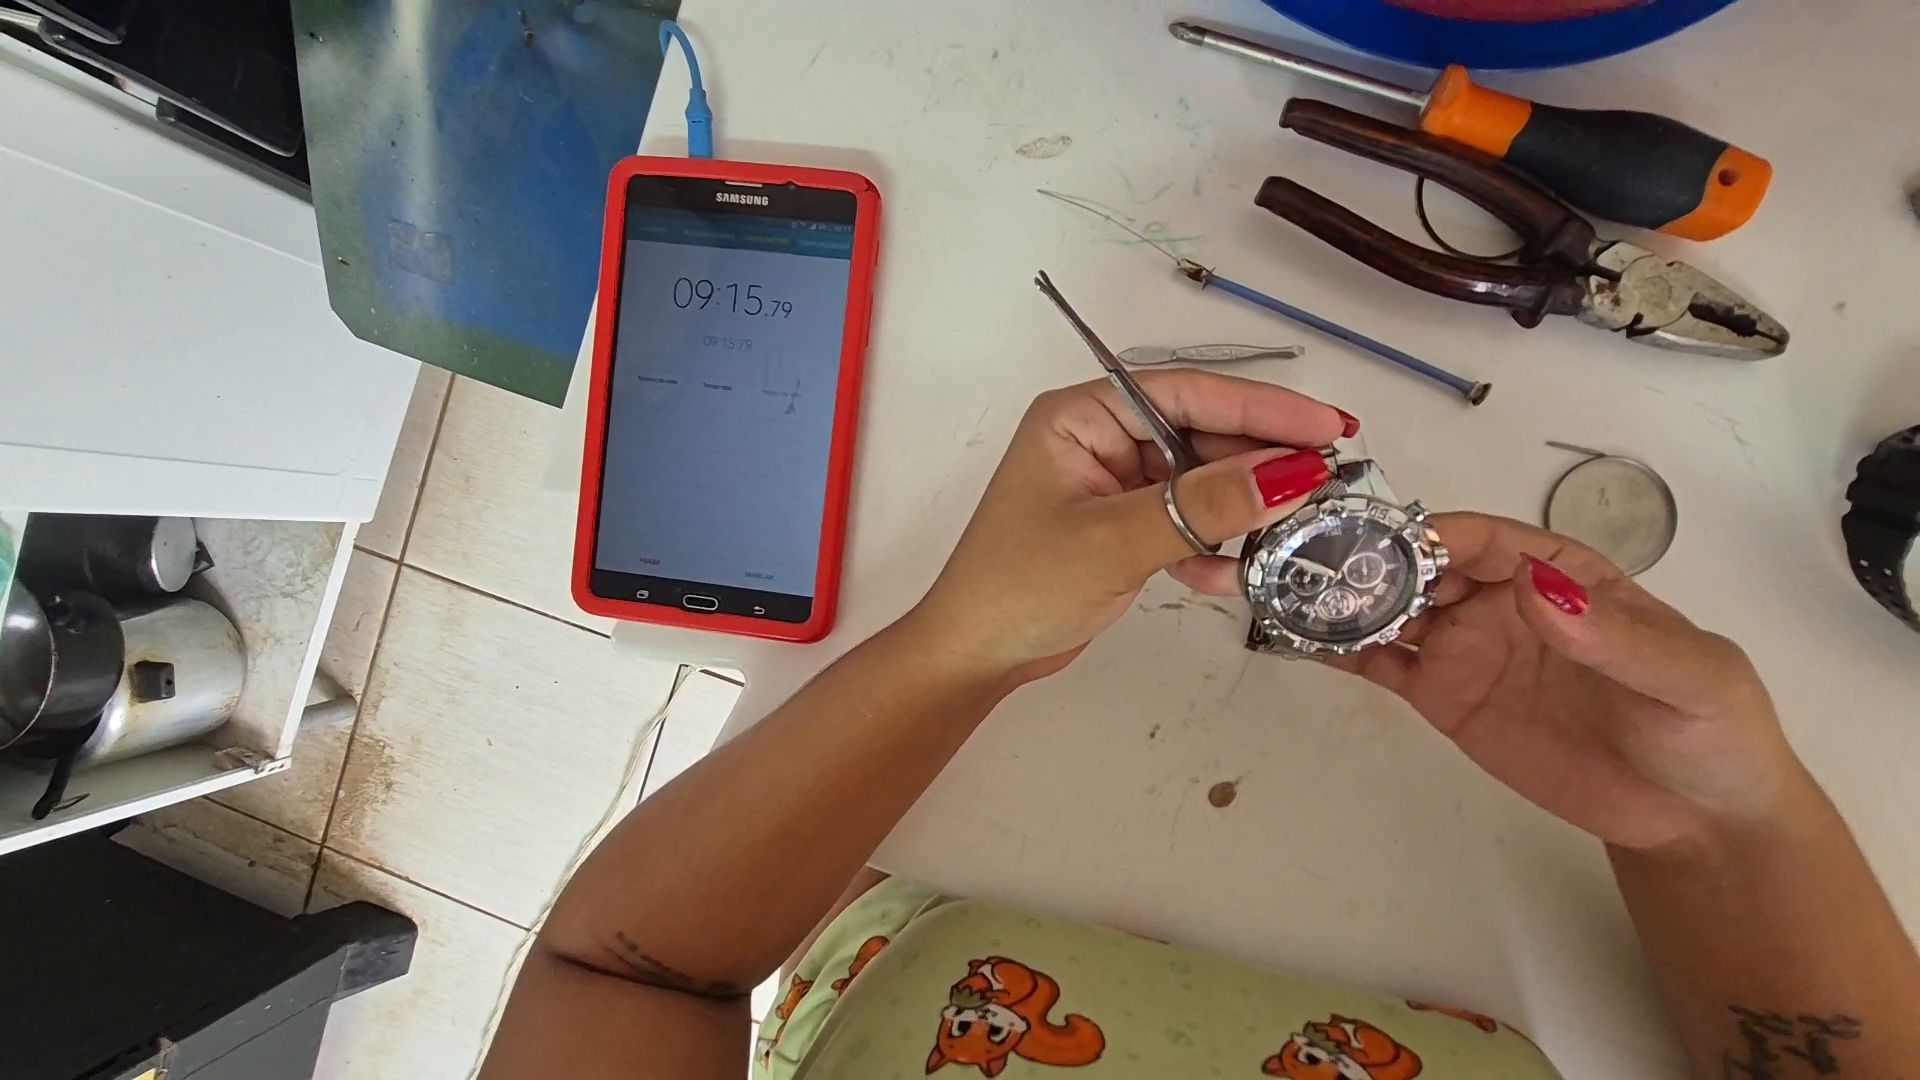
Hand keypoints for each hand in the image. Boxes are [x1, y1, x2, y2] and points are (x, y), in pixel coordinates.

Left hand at [910, 370, 1349, 683]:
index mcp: (1080, 417)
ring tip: (1293, 532)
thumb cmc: (1025, 585)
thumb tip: (1297, 471)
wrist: (978, 654)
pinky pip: (1180, 523)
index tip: (1330, 427)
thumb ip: (1205, 504)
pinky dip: (1206, 546)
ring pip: (1196, 483)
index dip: (1262, 407)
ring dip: (1238, 511)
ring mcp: (1111, 486)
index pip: (1185, 394)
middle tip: (1330, 483)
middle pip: (1198, 435)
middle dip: (1257, 464)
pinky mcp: (1121, 528)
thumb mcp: (1116, 539)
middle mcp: (1098, 440)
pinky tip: (1229, 575)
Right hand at [1329, 512, 1810, 851]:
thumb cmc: (1702, 730)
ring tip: (1296, 598)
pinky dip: (1341, 649)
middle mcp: (1495, 603)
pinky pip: (1380, 663)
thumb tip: (1531, 587)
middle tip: (1318, 567)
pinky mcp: (1438, 695)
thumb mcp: (1686, 677)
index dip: (1436, 534)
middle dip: (1371, 563)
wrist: (1687, 819)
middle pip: (1423, 570)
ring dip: (1346, 601)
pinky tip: (1305, 642)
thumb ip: (1616, 635)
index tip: (1387, 539)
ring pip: (1391, 611)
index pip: (1486, 542)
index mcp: (1556, 578)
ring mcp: (1461, 649)